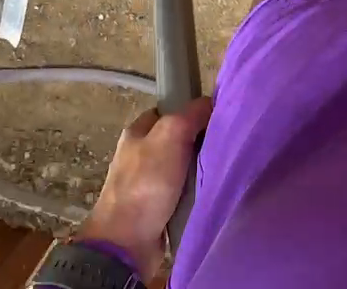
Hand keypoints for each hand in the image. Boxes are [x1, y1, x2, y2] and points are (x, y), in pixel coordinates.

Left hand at [74, 98, 213, 283]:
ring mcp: (146, 182)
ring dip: (198, 168)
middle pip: (178, 138)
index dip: (190, 111)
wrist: (127, 244)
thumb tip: (210, 103)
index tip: (213, 117)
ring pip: (182, 164)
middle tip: (219, 143)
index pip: (169, 110)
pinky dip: (194, 190)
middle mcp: (139, 154)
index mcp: (136, 132)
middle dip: (198, 140)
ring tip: (218, 167)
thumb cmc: (146, 182)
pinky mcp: (155, 207)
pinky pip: (181, 189)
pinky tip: (207, 189)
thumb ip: (192, 113)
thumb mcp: (171, 134)